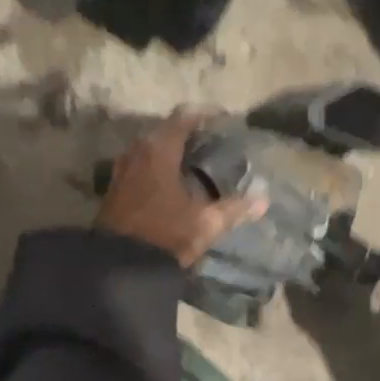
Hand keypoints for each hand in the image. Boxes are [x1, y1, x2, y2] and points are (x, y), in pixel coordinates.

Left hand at [95, 113, 261, 266]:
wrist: (120, 265)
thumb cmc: (166, 234)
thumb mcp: (206, 224)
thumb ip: (235, 209)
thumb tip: (264, 199)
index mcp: (160, 149)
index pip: (184, 117)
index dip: (205, 115)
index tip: (223, 121)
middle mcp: (138, 151)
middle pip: (166, 130)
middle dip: (188, 134)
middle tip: (212, 144)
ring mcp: (122, 168)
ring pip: (150, 147)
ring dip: (170, 150)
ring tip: (193, 163)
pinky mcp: (115, 187)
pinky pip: (140, 164)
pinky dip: (157, 166)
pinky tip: (171, 182)